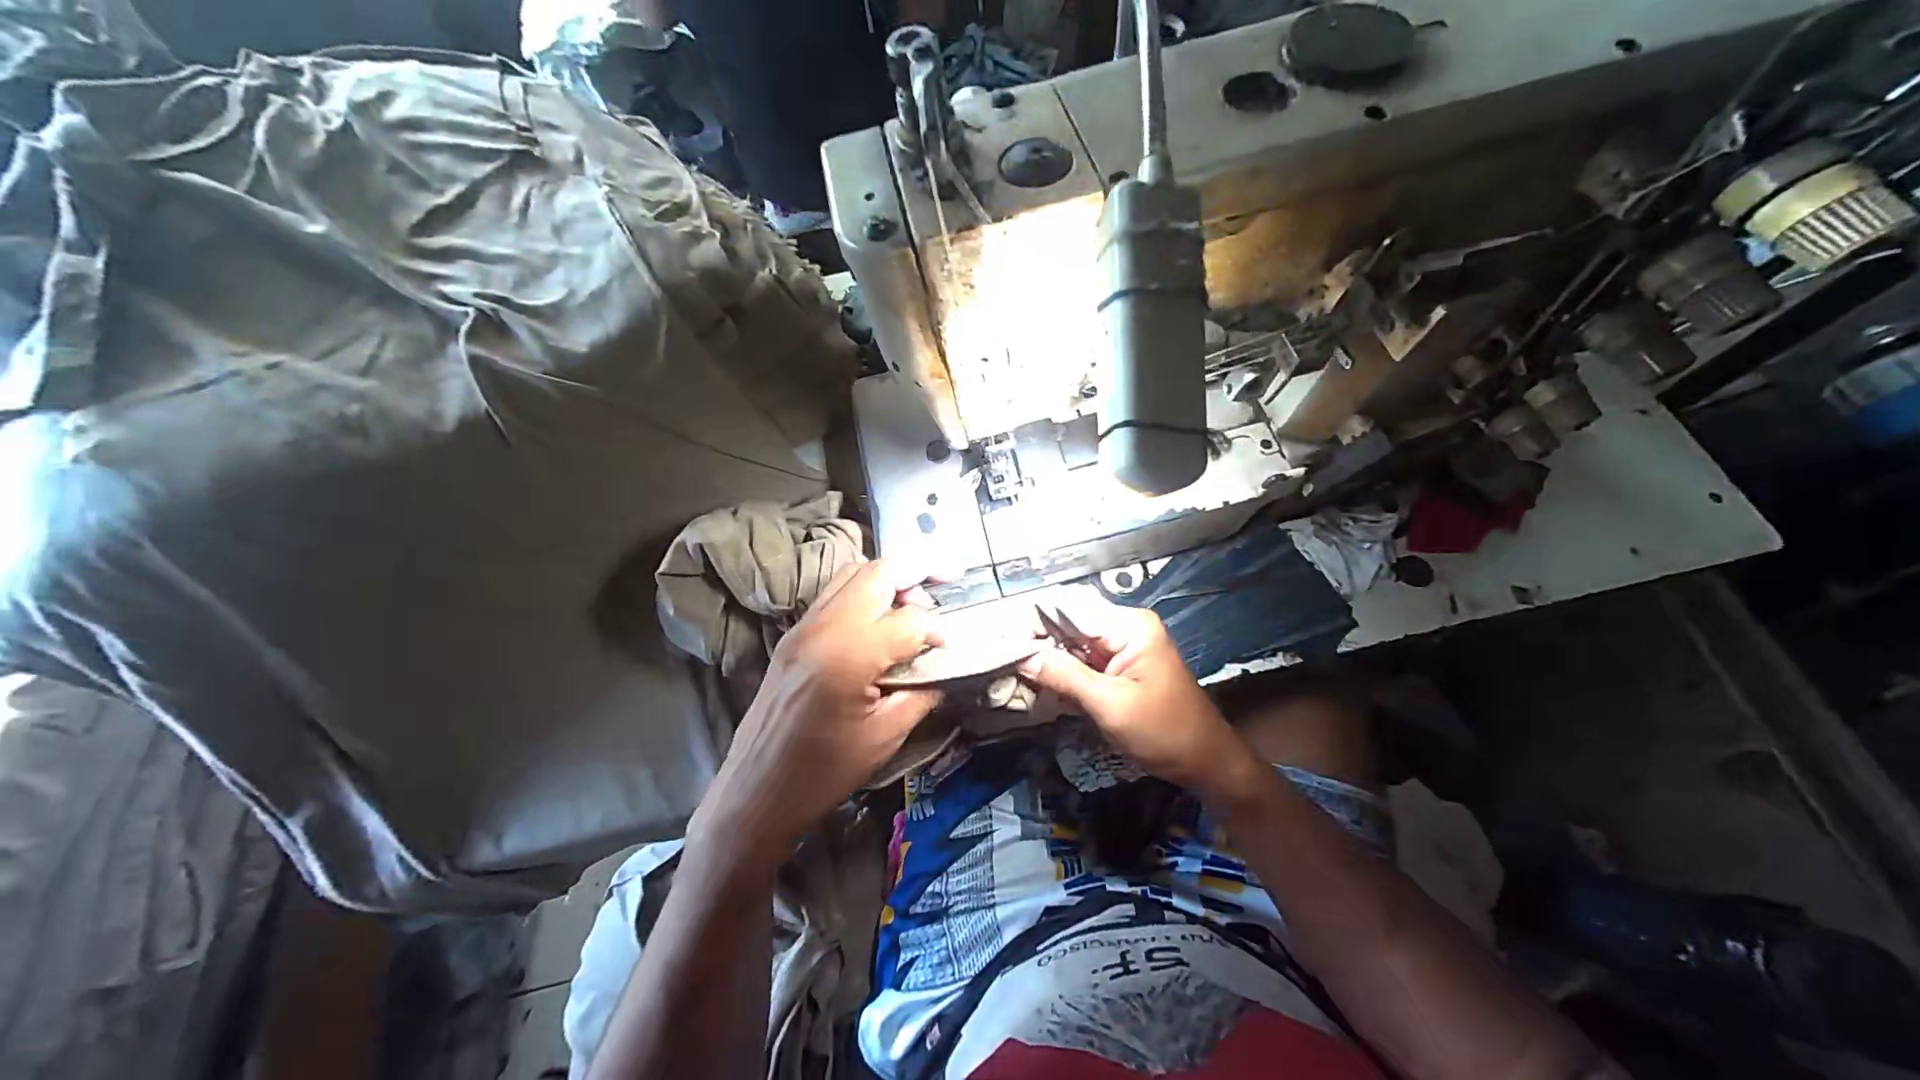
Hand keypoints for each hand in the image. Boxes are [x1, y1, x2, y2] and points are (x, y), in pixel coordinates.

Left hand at [688, 559, 943, 871]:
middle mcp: (823, 626)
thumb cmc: (824, 772)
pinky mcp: (792, 635)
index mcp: (849, 653)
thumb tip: (942, 665)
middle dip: (917, 573)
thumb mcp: (886, 735)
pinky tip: (880, 617)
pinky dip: (863, 592)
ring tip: (913, 600)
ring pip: (852, 574)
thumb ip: (921, 691)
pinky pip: (833, 593)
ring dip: (888, 579)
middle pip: (879, 572)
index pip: (909, 618)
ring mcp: (803, 626)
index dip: (937, 630)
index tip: (949, 649)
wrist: (756, 791)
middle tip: (945, 584)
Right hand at [1019, 599, 1264, 800]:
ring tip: (1014, 670)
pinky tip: (1040, 682)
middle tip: (1004, 659)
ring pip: (1072, 642)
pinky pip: (1082, 659)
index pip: (1069, 610)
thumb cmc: (1163, 732)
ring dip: (1047, 657)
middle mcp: (1125, 626)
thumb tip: (1022, 656)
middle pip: (1068, 623)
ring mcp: (1122, 645)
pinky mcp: (1119, 665)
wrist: (1205, 762)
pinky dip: (1062, 670)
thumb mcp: (1110, 706)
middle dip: (1037, 641)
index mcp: (1130, 626)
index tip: (1002, 642)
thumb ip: (1065, 677)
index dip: (1034, 623)